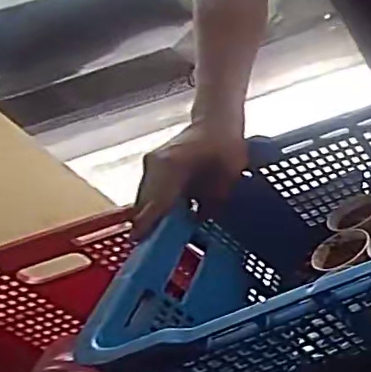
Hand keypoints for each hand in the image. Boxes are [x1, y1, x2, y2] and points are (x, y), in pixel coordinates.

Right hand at [134, 120, 248, 233]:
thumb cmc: (227, 146)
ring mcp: (151, 165)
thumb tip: (201, 218)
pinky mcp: (154, 167)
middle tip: (147, 248)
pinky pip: (151, 191)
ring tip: (152, 239)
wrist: (216, 123)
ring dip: (150, 215)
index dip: (151, 221)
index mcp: (172, 165)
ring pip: (146, 197)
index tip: (141, 240)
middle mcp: (155, 165)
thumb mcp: (229, 173)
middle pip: (146, 201)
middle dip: (147, 224)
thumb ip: (215, 197)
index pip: (159, 199)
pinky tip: (162, 221)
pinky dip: (156, 206)